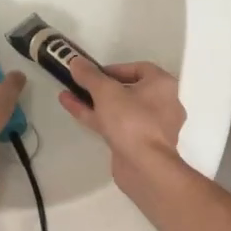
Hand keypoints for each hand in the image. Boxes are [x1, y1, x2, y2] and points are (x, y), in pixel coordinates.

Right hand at [56, 58, 185, 178]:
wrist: (145, 168)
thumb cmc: (131, 120)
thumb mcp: (105, 91)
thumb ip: (89, 75)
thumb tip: (76, 62)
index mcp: (162, 86)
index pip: (139, 68)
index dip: (114, 68)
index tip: (94, 73)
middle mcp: (162, 105)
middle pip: (127, 90)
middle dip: (100, 87)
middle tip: (80, 84)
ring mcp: (151, 127)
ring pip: (119, 109)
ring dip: (93, 102)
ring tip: (68, 95)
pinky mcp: (139, 145)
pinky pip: (117, 125)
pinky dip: (97, 117)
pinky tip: (74, 110)